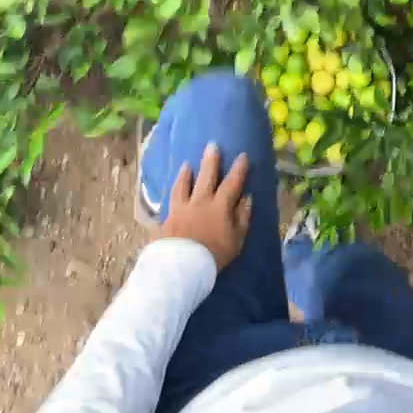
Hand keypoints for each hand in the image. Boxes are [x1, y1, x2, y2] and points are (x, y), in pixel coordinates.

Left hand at [159, 144, 251, 269]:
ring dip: (186, 174)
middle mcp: (199, 202)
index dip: (238, 169)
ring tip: (186, 164)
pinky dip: (171, 195)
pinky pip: (169, 202)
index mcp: (219, 206)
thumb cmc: (214, 255)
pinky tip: (170, 193)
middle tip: (212, 145)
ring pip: (183, 186)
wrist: (182, 267)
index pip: (232, 183)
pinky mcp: (166, 219)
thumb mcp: (237, 239)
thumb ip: (242, 217)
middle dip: (211, 161)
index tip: (243, 156)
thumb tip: (247, 198)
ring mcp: (180, 209)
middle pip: (206, 177)